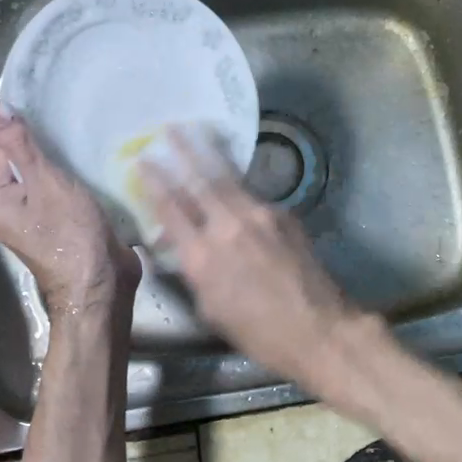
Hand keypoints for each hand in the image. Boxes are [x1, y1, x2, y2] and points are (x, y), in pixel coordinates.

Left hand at [0, 102, 140, 314]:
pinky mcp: (61, 229)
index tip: (62, 140)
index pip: (9, 152)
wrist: (101, 286)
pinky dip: (81, 189)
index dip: (36, 142)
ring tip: (91, 161)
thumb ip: (19, 144)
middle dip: (56, 157)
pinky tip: (98, 181)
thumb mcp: (45, 182)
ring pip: (52, 181)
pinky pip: (66, 197)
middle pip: (31, 166)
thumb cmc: (70, 234)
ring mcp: (35, 223)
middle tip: (81, 149)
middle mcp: (7, 212)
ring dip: (72, 172)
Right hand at [141, 131, 360, 386]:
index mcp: (202, 257)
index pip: (170, 209)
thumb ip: (192, 271)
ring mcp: (259, 215)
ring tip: (196, 131)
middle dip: (181, 151)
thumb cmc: (259, 333)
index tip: (142, 160)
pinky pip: (251, 192)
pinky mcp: (283, 214)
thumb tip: (179, 245)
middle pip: (198, 180)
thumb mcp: (211, 309)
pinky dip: (236, 181)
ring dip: (209, 153)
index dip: (153, 182)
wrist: (319, 328)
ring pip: (228, 177)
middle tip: (168, 128)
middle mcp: (227, 227)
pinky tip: (231, 175)